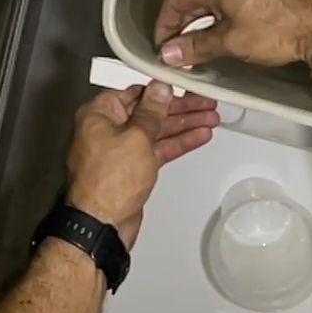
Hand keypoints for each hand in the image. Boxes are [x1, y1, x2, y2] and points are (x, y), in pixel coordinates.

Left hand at [68, 83, 219, 247]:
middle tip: (206, 104)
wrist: (103, 225)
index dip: (163, 90)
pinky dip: (177, 143)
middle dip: (180, 109)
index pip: (135, 92)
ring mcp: (121, 150)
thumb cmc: (111, 180)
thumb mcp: (136, 136)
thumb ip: (152, 111)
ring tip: (212, 119)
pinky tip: (200, 137)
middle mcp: (108, 129)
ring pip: (157, 131)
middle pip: (149, 112)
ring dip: (184, 126)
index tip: (186, 87)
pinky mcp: (132, 169)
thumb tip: (160, 88)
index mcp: (99, 114)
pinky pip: (157, 150)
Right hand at [154, 0, 311, 67]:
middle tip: (177, 52)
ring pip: (211, 2)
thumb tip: (168, 53)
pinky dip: (218, 20)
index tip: (162, 48)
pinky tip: (222, 38)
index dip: (164, 24)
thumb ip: (196, 46)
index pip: (175, 0)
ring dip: (200, 24)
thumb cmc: (275, 29)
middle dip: (181, 26)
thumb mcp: (231, 41)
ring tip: (197, 49)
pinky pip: (229, 3)